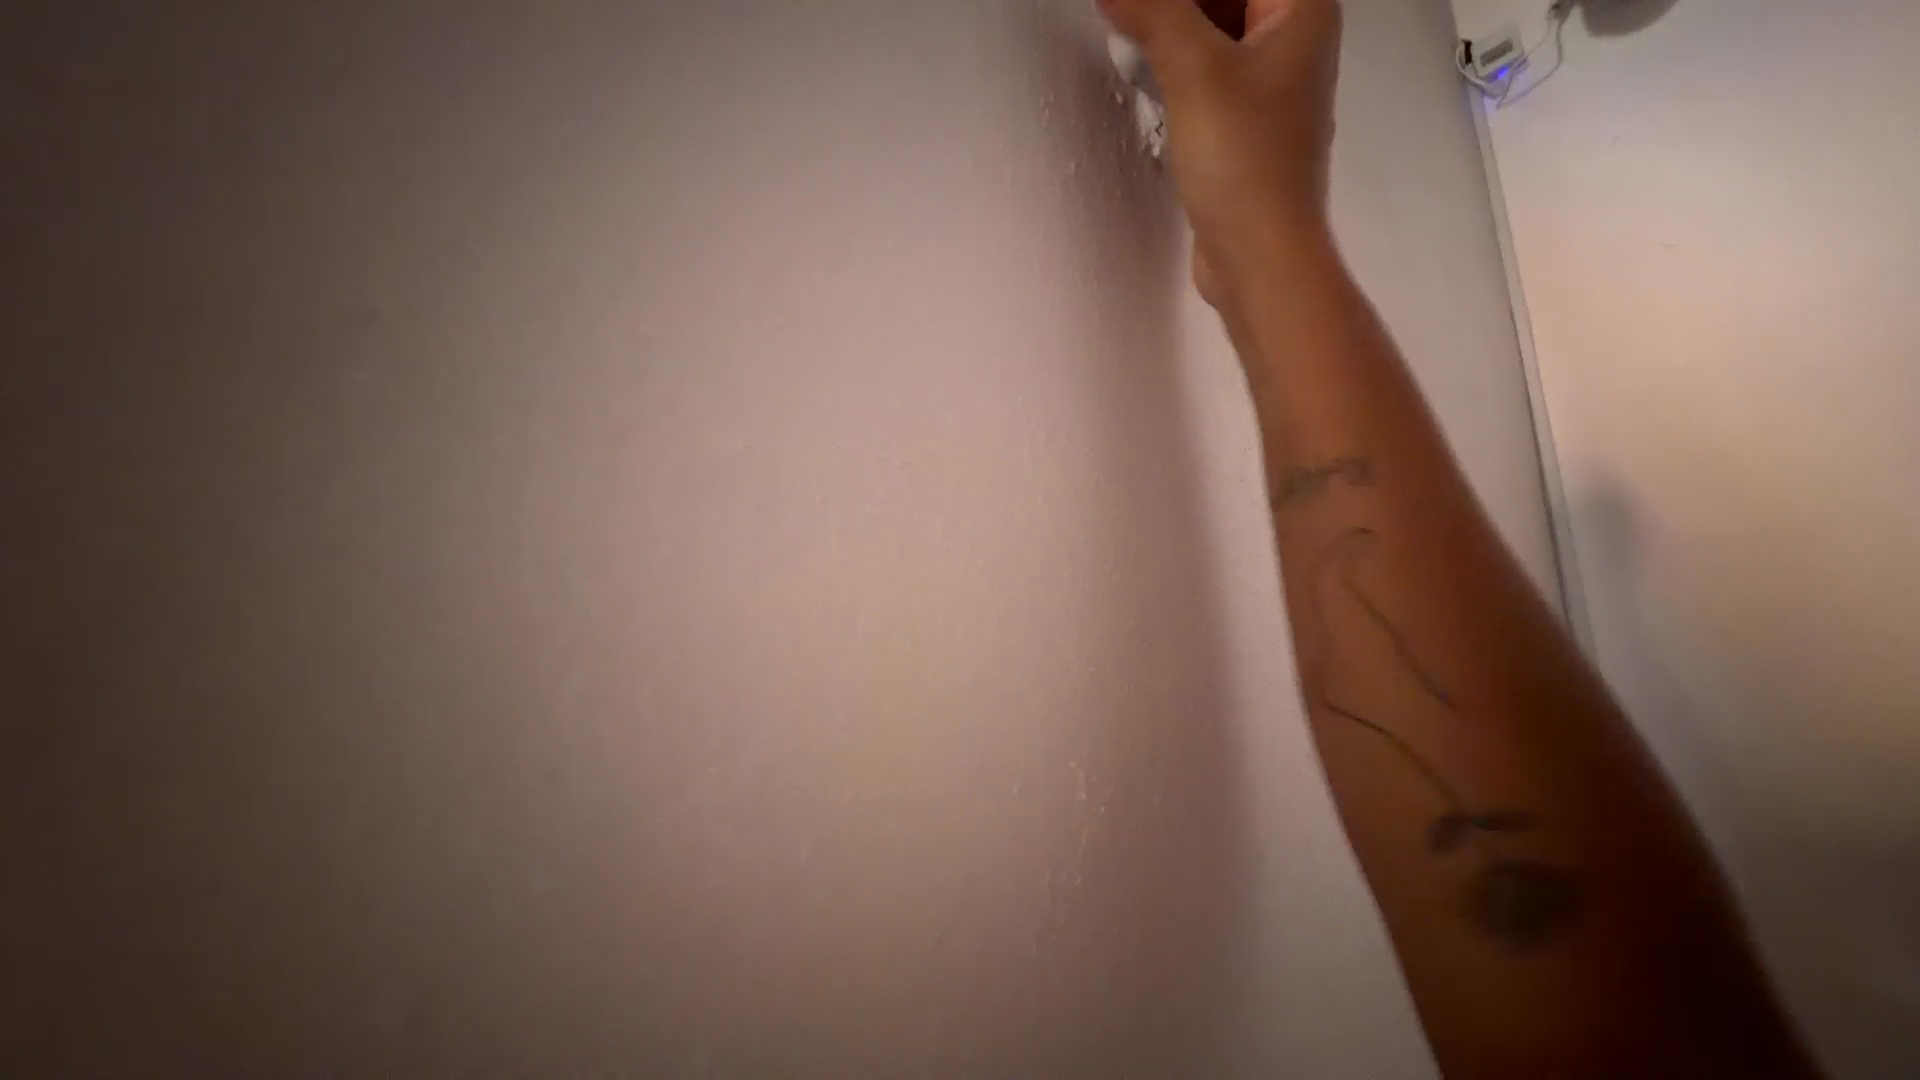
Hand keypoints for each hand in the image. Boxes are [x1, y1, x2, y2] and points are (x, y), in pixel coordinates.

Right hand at [1098, 0, 1343, 309]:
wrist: (1259, 256)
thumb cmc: (1244, 163)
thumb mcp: (1195, 72)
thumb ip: (1155, 10)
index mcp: (1301, 8)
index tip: (1141, 7)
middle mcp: (1294, 40)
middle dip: (1175, 5)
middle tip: (1129, 15)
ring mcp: (1270, 88)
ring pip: (1216, 31)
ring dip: (1171, 28)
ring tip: (1129, 36)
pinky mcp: (1244, 128)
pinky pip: (1208, 74)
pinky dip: (1176, 66)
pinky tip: (1144, 73)